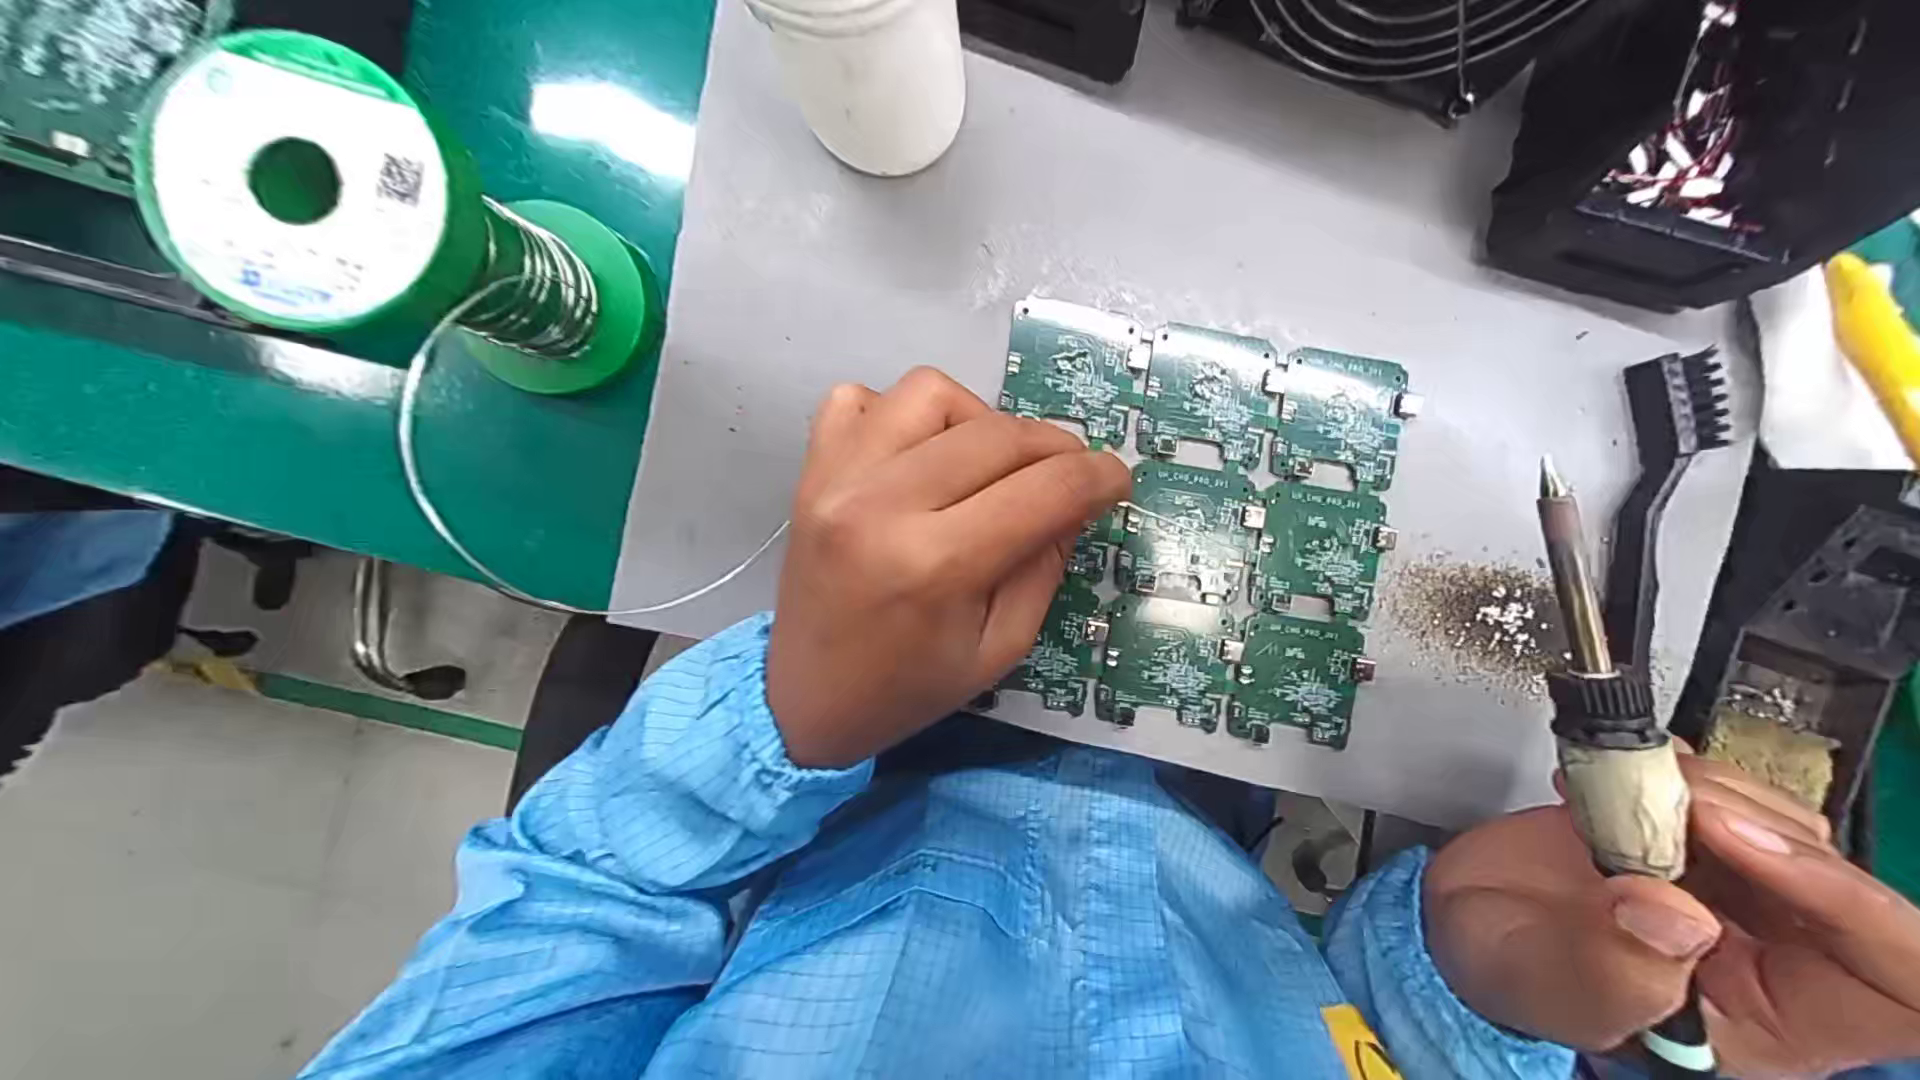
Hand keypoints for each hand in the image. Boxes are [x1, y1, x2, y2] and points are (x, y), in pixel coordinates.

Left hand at [766, 367, 1130, 767]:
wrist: (805, 699)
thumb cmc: (907, 688)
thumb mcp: (1000, 648)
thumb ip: (1045, 566)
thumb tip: (1075, 498)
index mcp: (935, 565)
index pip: (1043, 490)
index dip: (1098, 476)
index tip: (1115, 479)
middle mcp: (882, 505)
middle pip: (996, 434)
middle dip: (1055, 446)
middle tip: (1068, 474)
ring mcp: (836, 479)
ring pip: (931, 393)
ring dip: (980, 419)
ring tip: (987, 463)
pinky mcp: (810, 471)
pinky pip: (859, 398)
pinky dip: (900, 415)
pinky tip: (918, 456)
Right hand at [1424, 752, 1919, 1074]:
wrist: (1456, 918)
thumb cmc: (1510, 973)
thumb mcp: (1555, 988)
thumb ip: (1617, 966)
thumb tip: (1677, 912)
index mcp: (1773, 1011)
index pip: (1898, 973)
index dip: (1848, 900)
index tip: (1728, 834)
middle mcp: (1766, 945)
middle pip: (1837, 879)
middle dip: (1752, 821)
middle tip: (1659, 795)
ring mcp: (1713, 882)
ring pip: (1779, 824)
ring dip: (1708, 787)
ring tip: (1623, 782)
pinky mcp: (1662, 832)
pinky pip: (1707, 792)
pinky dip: (1668, 766)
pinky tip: (1614, 769)